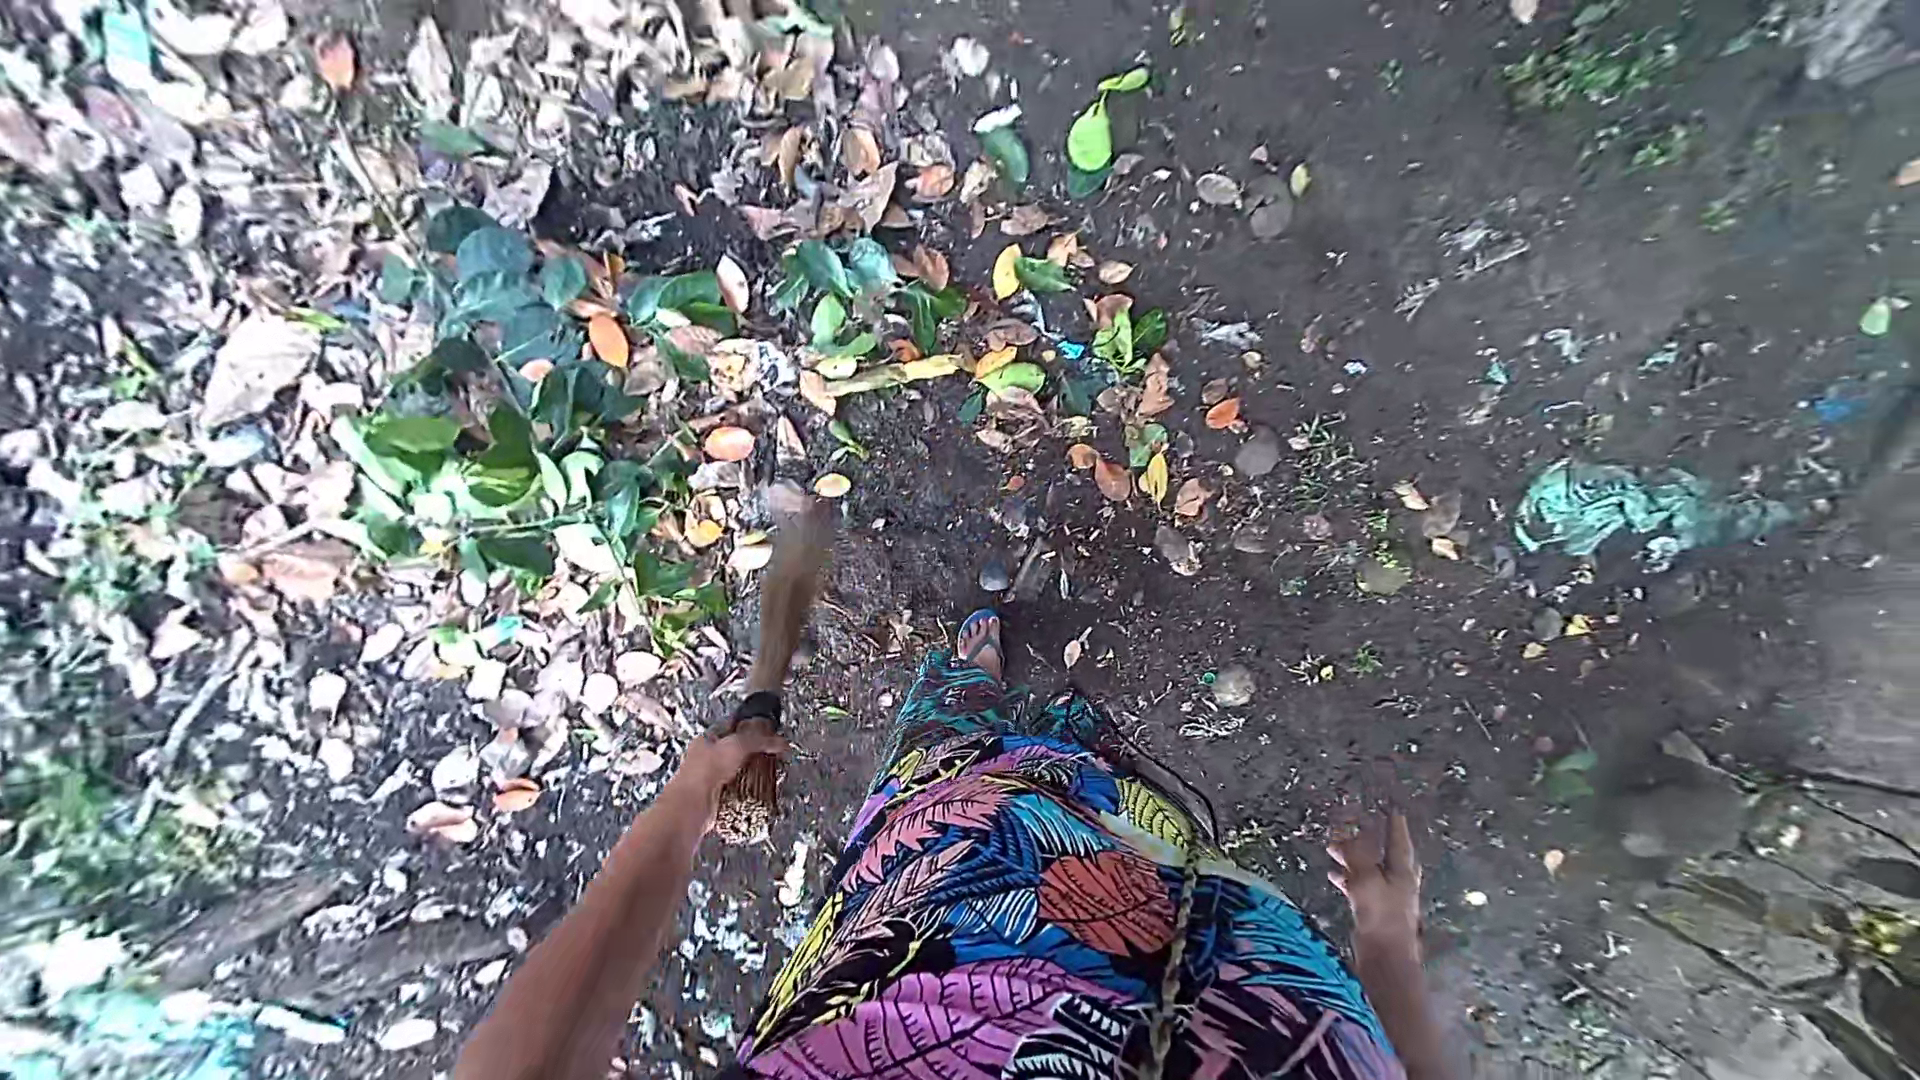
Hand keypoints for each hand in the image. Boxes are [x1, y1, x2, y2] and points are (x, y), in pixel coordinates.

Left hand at [661, 719, 788, 832]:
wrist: (692, 806)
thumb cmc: (704, 770)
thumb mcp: (740, 745)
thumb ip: (762, 741)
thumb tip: (781, 743)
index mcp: (706, 739)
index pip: (731, 726)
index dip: (748, 726)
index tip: (765, 730)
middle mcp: (704, 758)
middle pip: (734, 751)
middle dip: (751, 753)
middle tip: (768, 753)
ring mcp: (709, 780)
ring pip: (735, 772)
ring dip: (749, 773)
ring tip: (765, 772)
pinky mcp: (715, 799)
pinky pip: (735, 792)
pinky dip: (745, 791)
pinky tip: (754, 791)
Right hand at [1328, 811, 1422, 952]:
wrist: (1385, 957)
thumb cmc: (1381, 914)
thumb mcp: (1366, 877)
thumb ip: (1356, 853)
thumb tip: (1347, 833)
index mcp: (1402, 871)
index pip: (1399, 840)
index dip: (1395, 824)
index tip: (1393, 808)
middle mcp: (1398, 882)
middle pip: (1383, 853)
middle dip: (1368, 839)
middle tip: (1353, 824)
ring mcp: (1387, 896)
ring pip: (1368, 868)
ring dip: (1352, 857)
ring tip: (1331, 847)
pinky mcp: (1374, 910)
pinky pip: (1359, 884)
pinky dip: (1346, 876)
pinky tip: (1333, 874)